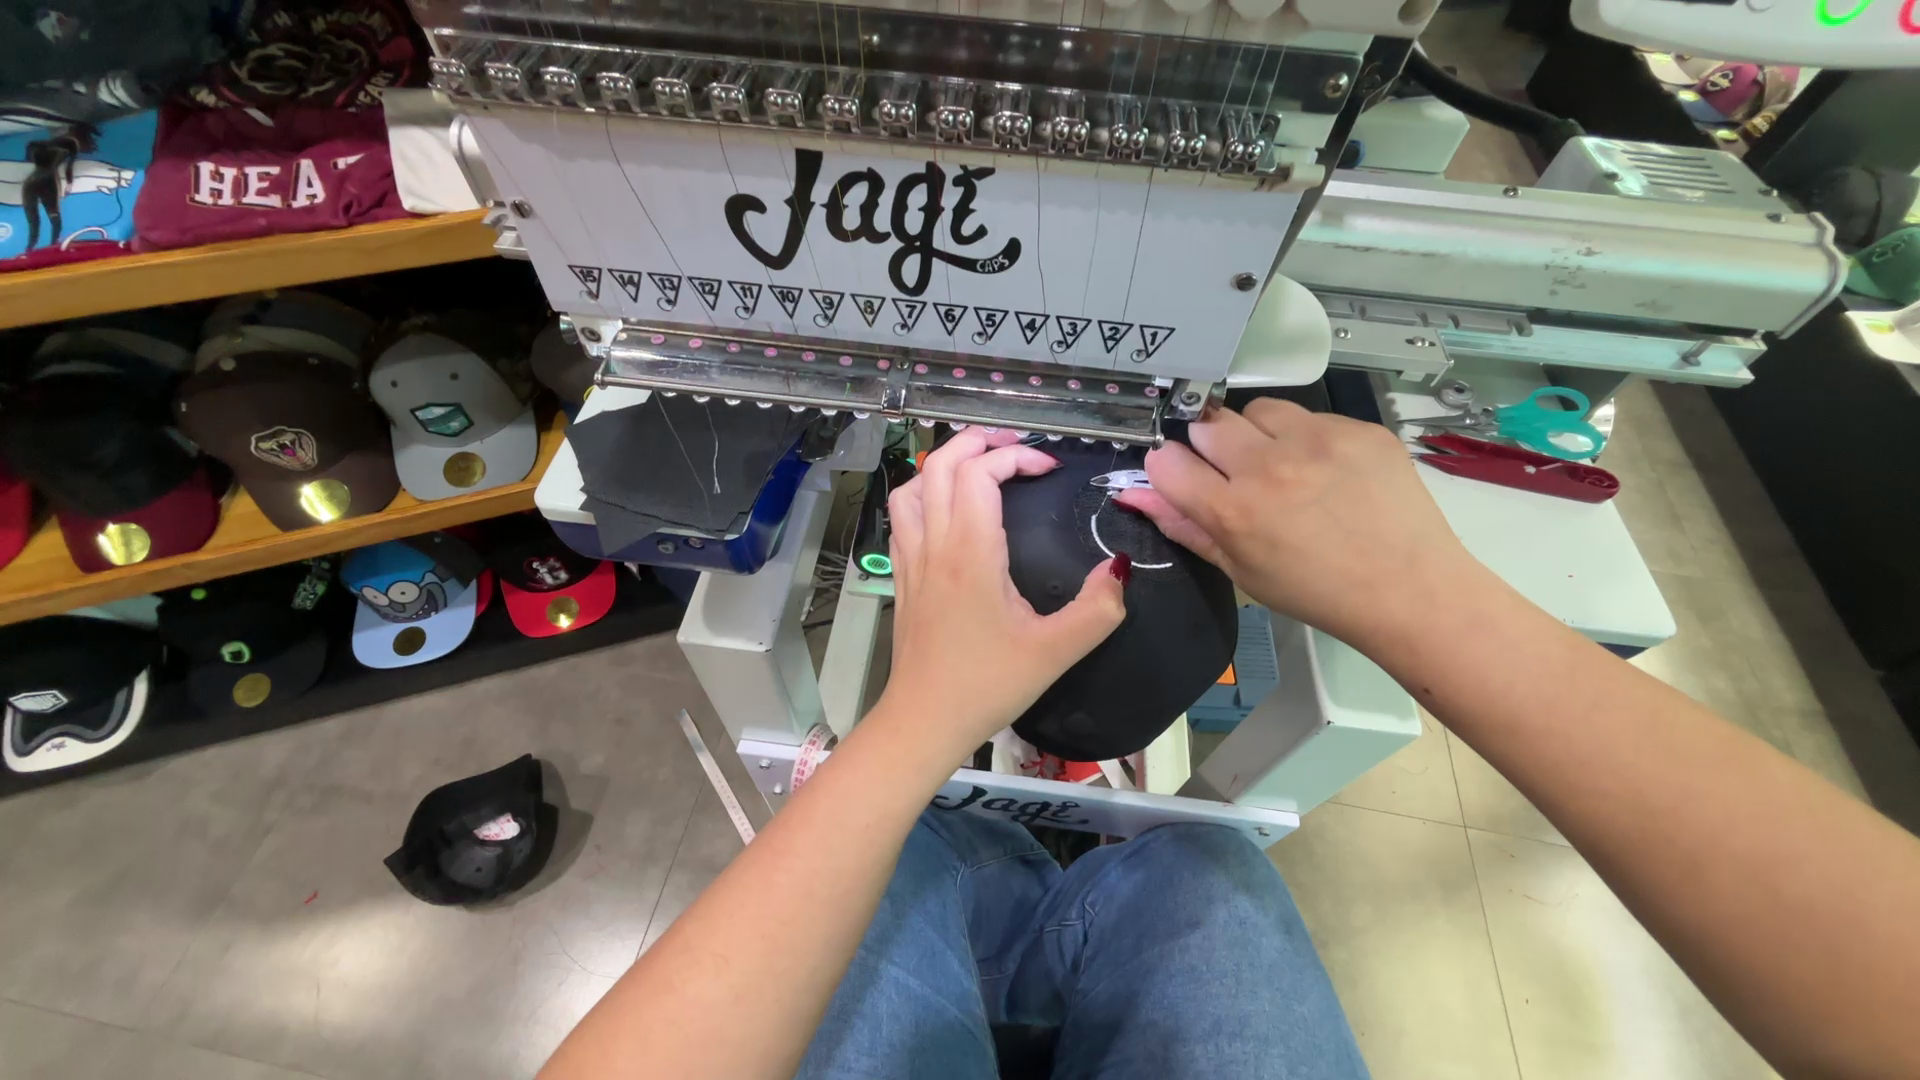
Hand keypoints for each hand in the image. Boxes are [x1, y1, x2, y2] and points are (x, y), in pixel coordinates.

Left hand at [876, 429, 1127, 759]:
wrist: (924, 720)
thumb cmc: (986, 686)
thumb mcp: (1055, 652)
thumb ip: (1097, 610)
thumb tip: (1119, 568)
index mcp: (969, 552)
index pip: (979, 473)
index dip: (1015, 456)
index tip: (1048, 468)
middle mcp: (934, 545)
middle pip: (939, 464)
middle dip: (977, 442)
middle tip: (1015, 448)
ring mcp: (910, 559)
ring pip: (913, 486)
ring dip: (944, 464)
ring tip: (980, 468)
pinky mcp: (901, 577)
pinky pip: (903, 516)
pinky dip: (924, 494)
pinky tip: (947, 510)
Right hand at [1115, 399, 1484, 647]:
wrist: (1409, 589)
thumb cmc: (1314, 591)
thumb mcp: (1238, 569)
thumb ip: (1182, 525)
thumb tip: (1131, 492)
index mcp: (1233, 511)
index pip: (1167, 460)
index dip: (1170, 470)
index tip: (1185, 480)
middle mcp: (1269, 466)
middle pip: (1206, 424)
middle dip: (1210, 447)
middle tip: (1236, 475)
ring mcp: (1317, 441)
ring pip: (1256, 410)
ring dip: (1256, 434)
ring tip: (1281, 467)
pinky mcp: (1357, 428)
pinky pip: (1308, 415)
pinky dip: (1304, 438)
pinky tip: (1324, 470)